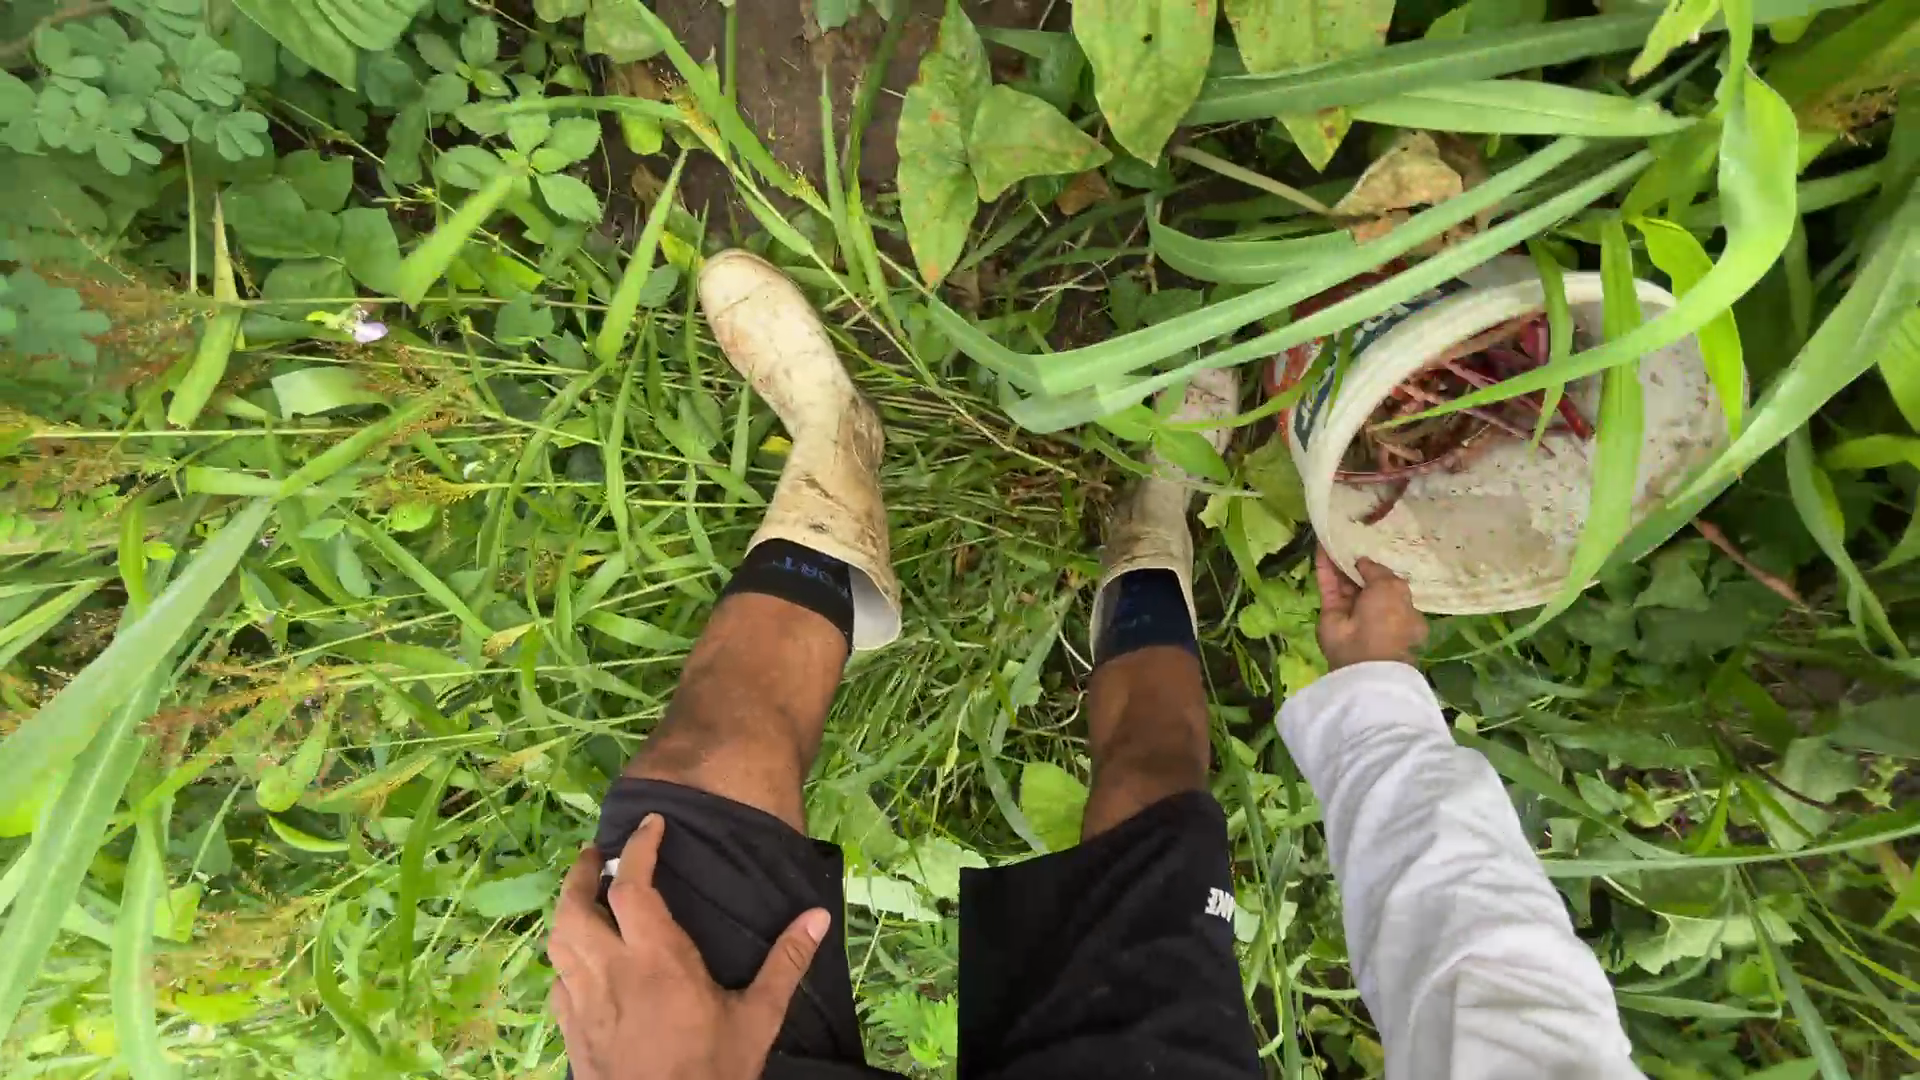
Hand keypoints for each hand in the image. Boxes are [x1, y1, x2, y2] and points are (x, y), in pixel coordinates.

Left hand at [549, 814, 830, 1079]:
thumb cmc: (710, 1072)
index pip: (632, 887)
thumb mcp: (757, 1018)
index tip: (652, 824)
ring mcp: (583, 1006)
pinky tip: (579, 958)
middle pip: (575, 909)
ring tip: (584, 893)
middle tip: (600, 853)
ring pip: (557, 943)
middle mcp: (611, 974)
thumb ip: (787, 962)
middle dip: (583, 873)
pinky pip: (556, 981)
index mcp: (656, 960)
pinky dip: (563, 955)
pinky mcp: (571, 1035)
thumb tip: (820, 915)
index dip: (639, 848)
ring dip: (566, 909)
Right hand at [1314, 547, 1427, 670]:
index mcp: (1402, 609)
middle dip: (1359, 562)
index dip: (1383, 567)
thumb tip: (1362, 560)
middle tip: (1352, 538)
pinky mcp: (1330, 610)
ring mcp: (1352, 611)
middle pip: (1365, 582)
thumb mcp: (1393, 588)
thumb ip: (1378, 570)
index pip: (1392, 585)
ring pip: (1345, 581)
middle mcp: (1377, 610)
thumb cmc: (1388, 619)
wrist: (1362, 652)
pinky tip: (1321, 547)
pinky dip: (1325, 567)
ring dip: (1340, 561)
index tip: (1376, 548)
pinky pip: (1328, 585)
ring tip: (1334, 536)